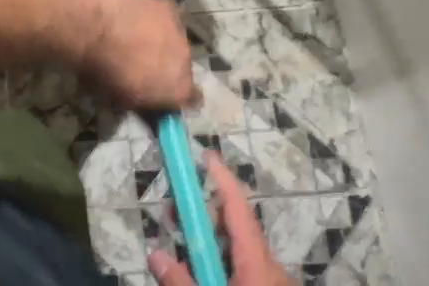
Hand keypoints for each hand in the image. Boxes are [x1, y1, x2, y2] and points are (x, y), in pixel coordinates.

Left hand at [76, 0, 195, 111]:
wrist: (90, 31)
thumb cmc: (100, 72)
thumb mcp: (122, 100)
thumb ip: (143, 101)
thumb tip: (146, 98)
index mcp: (179, 89)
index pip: (191, 98)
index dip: (175, 93)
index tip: (161, 90)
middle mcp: (186, 60)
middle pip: (181, 63)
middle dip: (165, 63)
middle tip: (141, 58)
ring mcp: (178, 29)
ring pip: (173, 36)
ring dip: (159, 37)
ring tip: (133, 32)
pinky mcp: (165, 5)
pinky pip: (164, 12)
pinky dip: (151, 13)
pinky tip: (134, 13)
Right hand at [147, 151, 295, 285]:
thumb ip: (180, 280)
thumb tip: (154, 253)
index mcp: (257, 261)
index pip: (238, 209)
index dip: (223, 179)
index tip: (207, 154)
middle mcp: (271, 266)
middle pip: (238, 226)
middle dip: (205, 212)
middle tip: (175, 210)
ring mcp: (275, 280)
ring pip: (242, 248)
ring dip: (213, 239)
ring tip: (185, 242)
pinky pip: (248, 266)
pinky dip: (225, 258)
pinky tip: (207, 270)